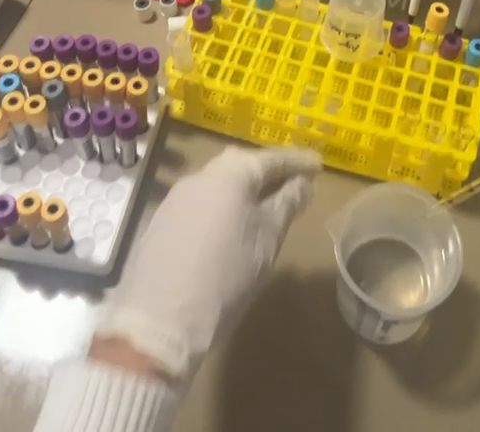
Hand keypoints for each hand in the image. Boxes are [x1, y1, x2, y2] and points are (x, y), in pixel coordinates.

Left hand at [93, 146, 321, 380]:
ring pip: (218, 183)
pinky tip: (231, 223)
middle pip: (241, 164)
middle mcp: (200, 176)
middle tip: (293, 180)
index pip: (271, 159)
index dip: (297, 162)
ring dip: (244, 188)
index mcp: (230, 174)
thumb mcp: (267, 240)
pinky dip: (223, 204)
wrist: (160, 320)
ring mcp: (176, 198)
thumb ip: (287, 204)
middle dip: (268, 171)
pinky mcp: (161, 222)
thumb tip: (303, 183)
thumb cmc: (226, 275)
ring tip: (265, 203)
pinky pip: (201, 201)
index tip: (318, 164)